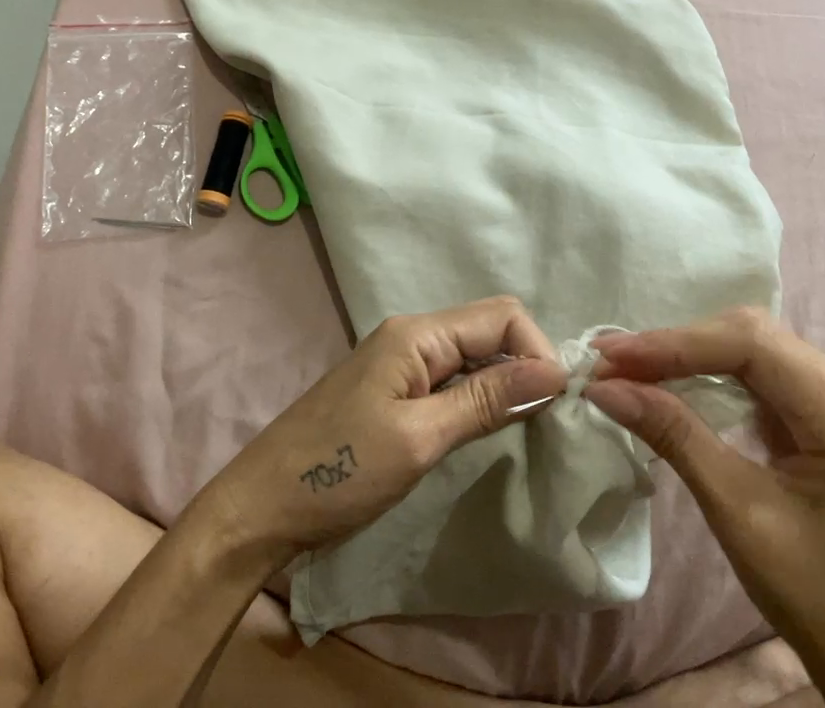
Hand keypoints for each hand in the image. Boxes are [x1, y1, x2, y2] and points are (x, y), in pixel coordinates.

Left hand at [192, 296, 569, 563]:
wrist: (265, 506)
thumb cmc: (339, 472)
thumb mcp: (418, 438)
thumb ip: (485, 400)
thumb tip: (556, 370)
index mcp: (415, 334)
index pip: (501, 317)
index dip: (539, 352)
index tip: (559, 406)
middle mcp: (411, 337)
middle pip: (490, 332)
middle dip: (527, 367)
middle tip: (550, 422)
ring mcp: (401, 365)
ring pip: (475, 358)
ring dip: (507, 386)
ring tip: (528, 430)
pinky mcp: (396, 393)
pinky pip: (454, 382)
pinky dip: (480, 400)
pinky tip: (490, 431)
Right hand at [584, 308, 824, 707]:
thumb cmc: (819, 599)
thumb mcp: (738, 513)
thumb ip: (674, 435)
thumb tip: (603, 386)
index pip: (753, 344)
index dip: (673, 342)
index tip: (608, 355)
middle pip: (758, 338)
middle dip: (678, 345)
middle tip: (612, 365)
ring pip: (763, 350)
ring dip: (694, 356)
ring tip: (633, 371)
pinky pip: (774, 376)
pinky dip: (720, 376)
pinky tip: (680, 387)